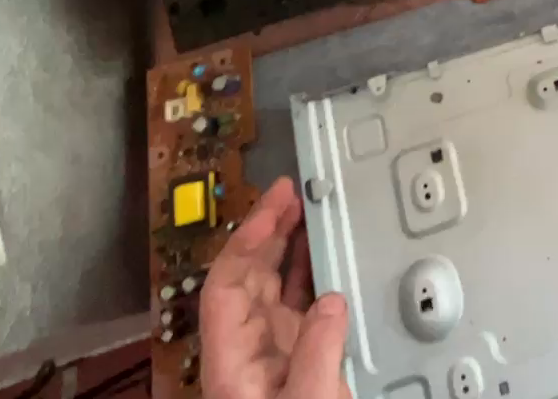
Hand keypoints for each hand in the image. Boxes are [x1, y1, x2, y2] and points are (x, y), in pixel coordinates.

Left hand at [200, 177, 350, 398]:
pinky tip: (326, 256)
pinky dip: (311, 273)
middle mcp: (248, 352)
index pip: (228, 286)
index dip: (247, 238)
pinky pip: (300, 304)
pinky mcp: (299, 361)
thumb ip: (317, 353)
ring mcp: (273, 356)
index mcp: (234, 364)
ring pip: (273, 287)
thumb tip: (329, 299)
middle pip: (248, 279)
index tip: (276, 202)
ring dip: (289, 247)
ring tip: (311, 213)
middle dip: (267, 232)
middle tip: (295, 193)